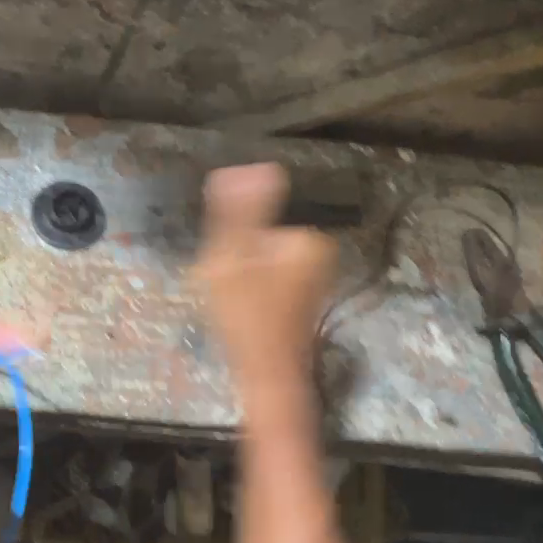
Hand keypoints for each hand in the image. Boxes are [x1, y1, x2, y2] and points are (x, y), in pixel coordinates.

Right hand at [196, 163, 339, 394]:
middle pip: (259, 236)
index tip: (222, 266)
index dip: (230, 239)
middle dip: (235, 255)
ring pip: (261, 258)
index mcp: (307, 237)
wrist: (266, 377)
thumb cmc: (247, 317)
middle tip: (225, 285)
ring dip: (240, 273)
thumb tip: (251, 166)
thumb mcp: (232, 257)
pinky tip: (243, 309)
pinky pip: (267, 276)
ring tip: (233, 299)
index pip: (256, 218)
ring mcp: (313, 276)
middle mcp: (319, 253)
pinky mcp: (303, 295)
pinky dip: (251, 287)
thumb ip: (238, 212)